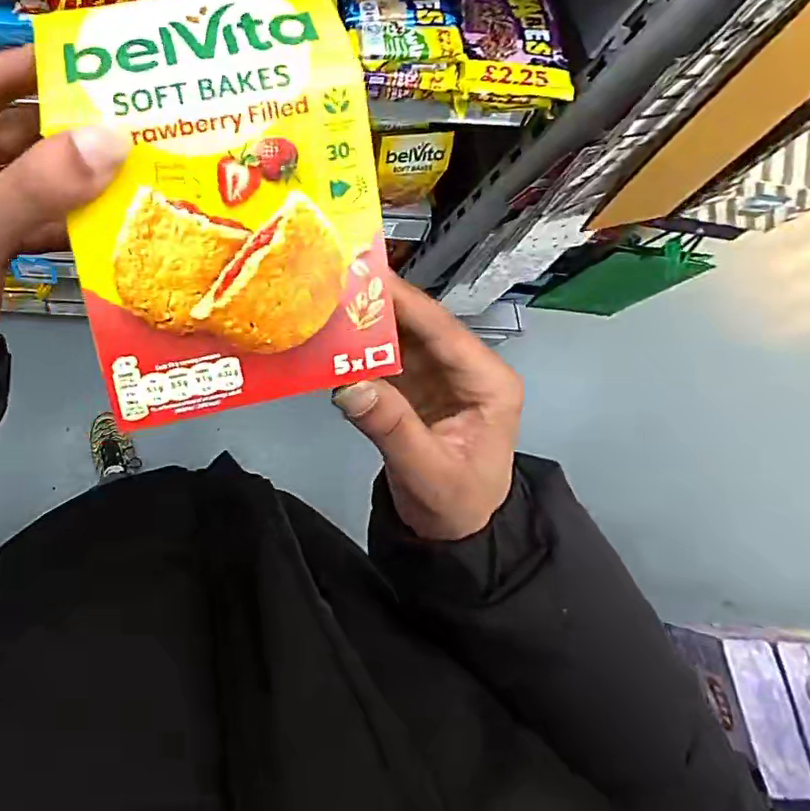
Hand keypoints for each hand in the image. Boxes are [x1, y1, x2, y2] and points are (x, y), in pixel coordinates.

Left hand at [0, 46, 129, 375]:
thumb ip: (34, 188)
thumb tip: (112, 138)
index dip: (34, 63)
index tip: (95, 57)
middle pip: (22, 127)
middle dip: (74, 123)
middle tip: (138, 113)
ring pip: (39, 173)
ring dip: (82, 171)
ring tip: (142, 159)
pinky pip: (45, 213)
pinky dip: (77, 214)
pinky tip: (119, 215)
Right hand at [332, 277, 523, 540]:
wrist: (454, 533)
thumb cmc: (457, 504)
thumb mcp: (428, 472)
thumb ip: (391, 428)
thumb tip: (348, 386)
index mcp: (487, 382)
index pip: (443, 330)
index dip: (404, 302)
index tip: (365, 277)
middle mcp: (462, 367)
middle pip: (418, 325)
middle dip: (377, 305)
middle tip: (332, 283)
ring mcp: (435, 373)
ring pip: (396, 336)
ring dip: (362, 322)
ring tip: (322, 302)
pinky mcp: (410, 384)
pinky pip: (380, 356)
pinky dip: (355, 348)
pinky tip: (327, 337)